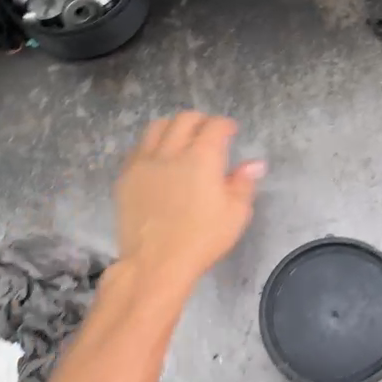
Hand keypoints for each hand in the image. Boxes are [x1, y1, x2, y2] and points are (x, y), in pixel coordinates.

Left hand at [115, 112, 264, 289]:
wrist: (155, 262)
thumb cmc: (202, 239)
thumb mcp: (236, 214)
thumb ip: (244, 183)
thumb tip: (254, 163)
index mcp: (202, 157)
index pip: (214, 125)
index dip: (225, 124)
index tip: (231, 131)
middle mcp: (171, 151)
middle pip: (185, 119)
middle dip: (201, 121)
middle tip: (209, 133)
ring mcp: (144, 162)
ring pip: (157, 127)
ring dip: (174, 127)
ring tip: (182, 141)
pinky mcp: (126, 176)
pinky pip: (139, 148)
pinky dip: (153, 145)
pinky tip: (159, 160)